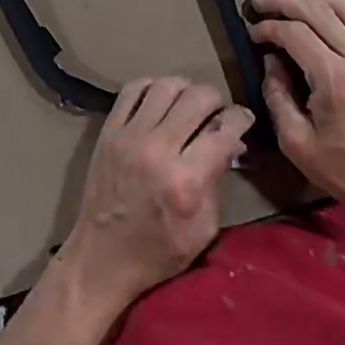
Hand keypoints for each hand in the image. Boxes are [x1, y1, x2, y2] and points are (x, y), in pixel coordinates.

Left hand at [58, 78, 251, 309]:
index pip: (224, 130)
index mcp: (184, 181)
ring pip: (165, 85)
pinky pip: (132, 89)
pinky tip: (161, 99)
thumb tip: (232, 141)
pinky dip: (152, 86)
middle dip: (216, 100)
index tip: (243, 120)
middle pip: (197, 97)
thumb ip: (218, 180)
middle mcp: (156, 150)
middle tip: (217, 113)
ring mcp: (128, 136)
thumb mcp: (203, 228)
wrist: (101, 259)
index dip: (241, 119)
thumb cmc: (158, 252)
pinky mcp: (108, 131)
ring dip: (186, 88)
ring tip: (190, 104)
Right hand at [248, 0, 344, 233]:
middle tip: (260, 1)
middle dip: (284, 1)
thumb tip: (271, 62)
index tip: (253, 33)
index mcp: (336, 81)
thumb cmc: (344, 170)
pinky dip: (339, 6)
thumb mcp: (296, 142)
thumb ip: (277, 96)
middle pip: (319, 11)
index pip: (296, 34)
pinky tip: (322, 4)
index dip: (269, 27)